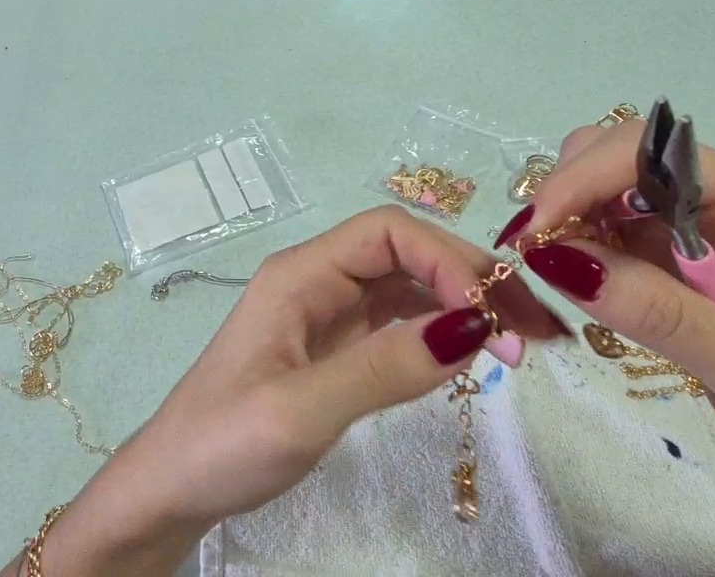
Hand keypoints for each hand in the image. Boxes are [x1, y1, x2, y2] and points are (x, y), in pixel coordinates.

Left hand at [5, 205, 566, 575]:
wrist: (175, 482)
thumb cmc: (224, 441)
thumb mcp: (302, 409)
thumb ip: (383, 367)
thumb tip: (474, 326)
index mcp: (299, 274)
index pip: (386, 232)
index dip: (445, 257)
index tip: (491, 313)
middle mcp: (316, 282)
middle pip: (406, 255)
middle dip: (472, 279)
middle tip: (539, 331)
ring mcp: (326, 315)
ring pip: (409, 289)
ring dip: (467, 307)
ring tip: (528, 345)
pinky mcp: (335, 350)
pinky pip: (399, 325)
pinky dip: (443, 334)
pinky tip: (476, 356)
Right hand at [506, 120, 714, 575]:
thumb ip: (663, 314)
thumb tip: (555, 260)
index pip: (653, 154)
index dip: (584, 179)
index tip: (535, 233)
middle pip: (622, 154)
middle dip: (568, 190)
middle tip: (535, 252)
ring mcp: (706, 225)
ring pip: (608, 185)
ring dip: (568, 216)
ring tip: (548, 268)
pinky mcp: (682, 255)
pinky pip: (612, 226)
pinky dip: (578, 242)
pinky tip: (573, 278)